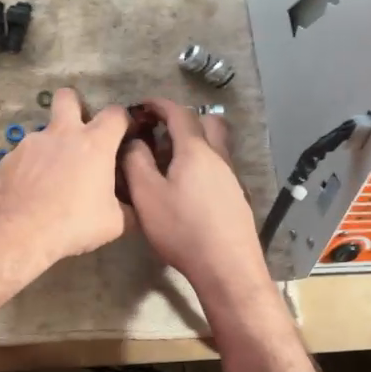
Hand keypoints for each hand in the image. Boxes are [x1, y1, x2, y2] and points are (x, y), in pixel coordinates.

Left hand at [0, 88, 130, 267]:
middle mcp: (61, 134)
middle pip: (68, 97)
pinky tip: (31, 190)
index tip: (123, 134)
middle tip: (80, 131)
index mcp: (94, 143)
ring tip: (52, 178)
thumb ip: (127, 207)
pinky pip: (24, 155)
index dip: (122, 120)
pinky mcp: (8, 157)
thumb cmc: (73, 224)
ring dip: (52, 146)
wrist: (18, 232)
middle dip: (76, 106)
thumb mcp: (114, 223)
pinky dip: (31, 167)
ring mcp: (31, 143)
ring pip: (44, 132)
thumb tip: (132, 206)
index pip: (115, 113)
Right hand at [121, 98, 273, 306]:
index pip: (179, 112)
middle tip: (160, 132)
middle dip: (183, 119)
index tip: (142, 106)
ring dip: (193, 143)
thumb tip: (134, 140)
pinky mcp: (236, 197)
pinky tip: (184, 188)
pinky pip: (217, 166)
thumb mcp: (146, 195)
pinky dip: (200, 164)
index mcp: (195, 150)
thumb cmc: (182, 228)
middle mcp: (218, 157)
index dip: (159, 104)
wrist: (226, 267)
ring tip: (168, 162)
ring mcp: (231, 177)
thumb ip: (136, 161)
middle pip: (208, 122)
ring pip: (215, 145)